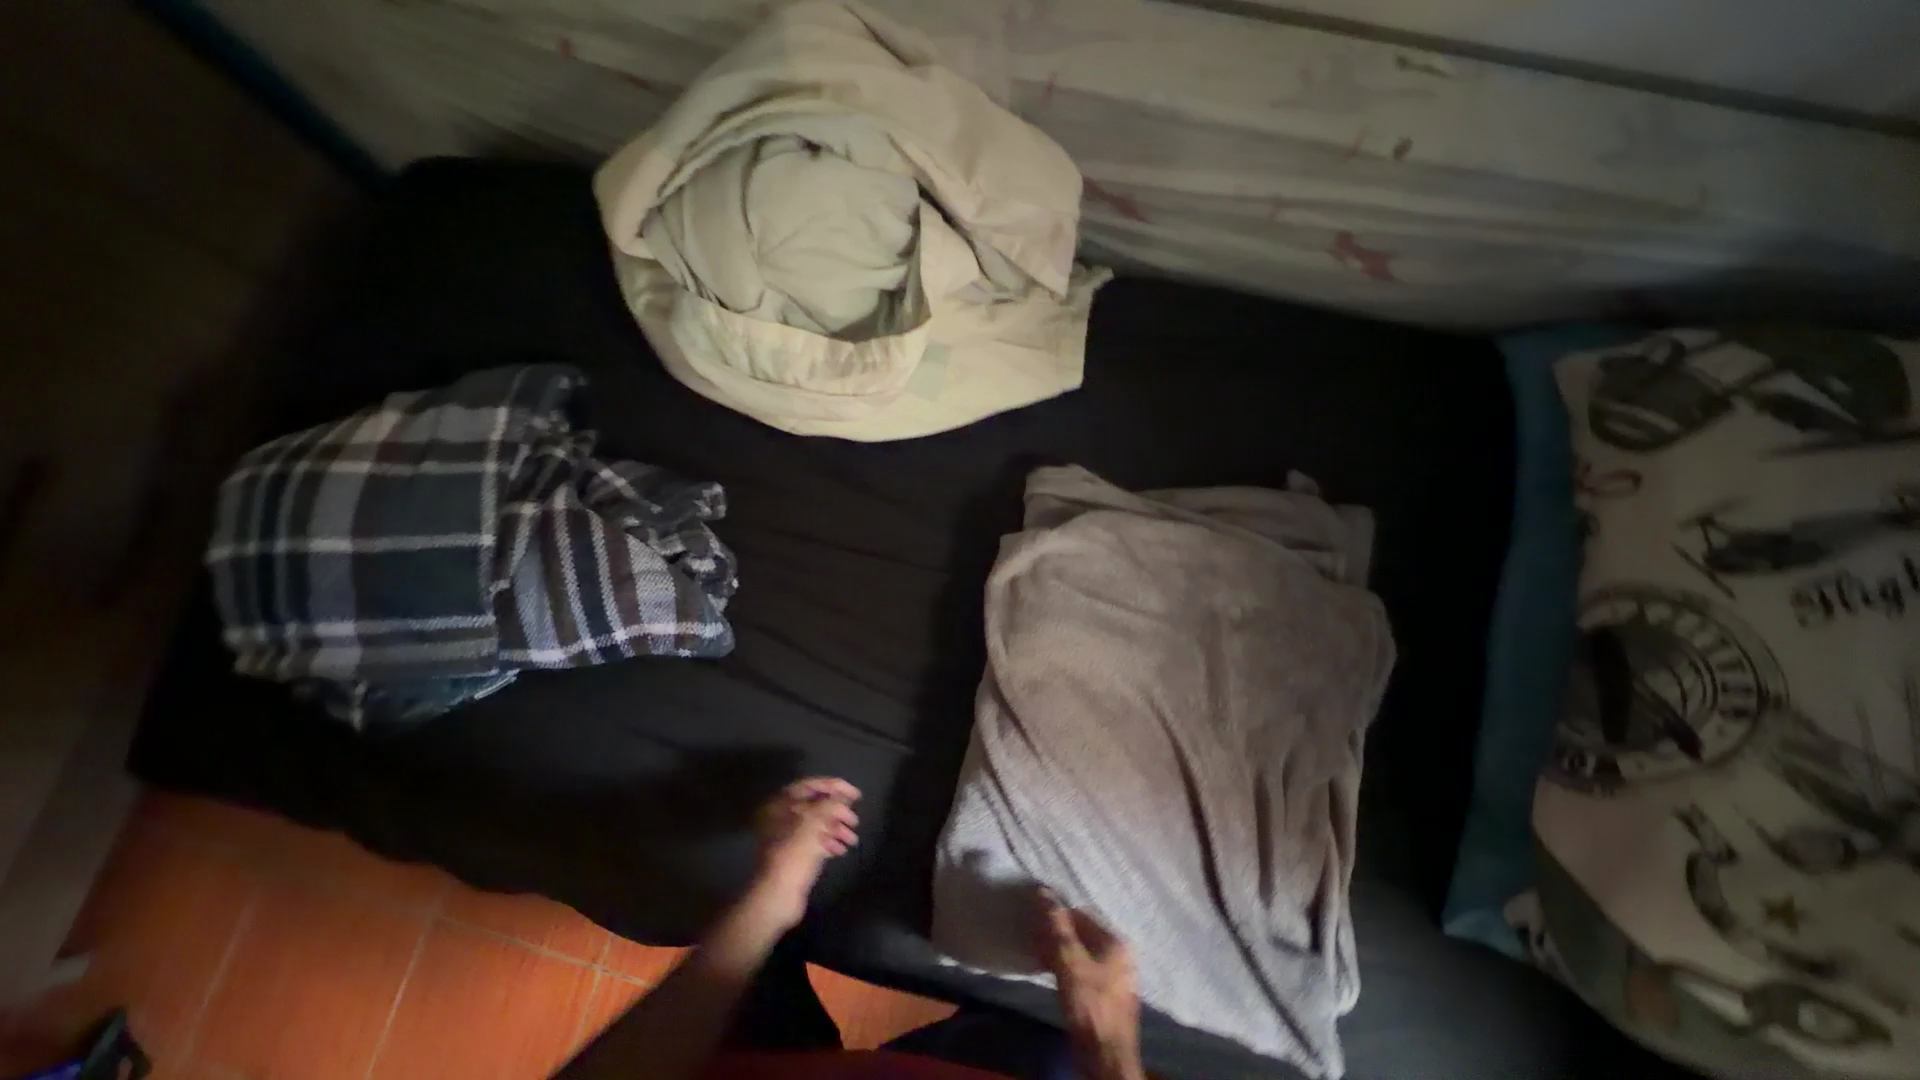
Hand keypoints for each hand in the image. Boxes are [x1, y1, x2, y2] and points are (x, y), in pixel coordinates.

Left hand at [744, 777, 860, 930]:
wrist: (778, 896)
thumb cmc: (794, 855)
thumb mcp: (814, 825)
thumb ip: (830, 805)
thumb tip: (843, 796)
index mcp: (781, 804)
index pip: (811, 785)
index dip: (835, 786)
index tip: (856, 795)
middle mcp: (782, 816)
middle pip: (815, 806)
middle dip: (838, 812)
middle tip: (854, 821)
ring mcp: (786, 836)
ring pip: (817, 825)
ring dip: (836, 829)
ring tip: (852, 840)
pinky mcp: (793, 854)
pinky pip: (814, 841)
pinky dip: (828, 842)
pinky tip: (840, 849)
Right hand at [1039, 890, 1144, 1079]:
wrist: (1106, 1058)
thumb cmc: (1090, 1005)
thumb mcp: (1069, 963)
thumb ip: (1057, 927)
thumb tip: (1043, 891)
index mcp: (1116, 942)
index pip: (1081, 915)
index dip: (1055, 915)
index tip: (1032, 919)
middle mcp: (1120, 955)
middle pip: (1082, 934)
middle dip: (1056, 934)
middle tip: (1031, 937)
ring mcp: (1115, 977)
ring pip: (1081, 954)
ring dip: (1058, 951)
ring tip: (1035, 953)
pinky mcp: (1106, 995)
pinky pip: (1083, 971)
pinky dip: (1066, 967)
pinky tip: (1049, 972)